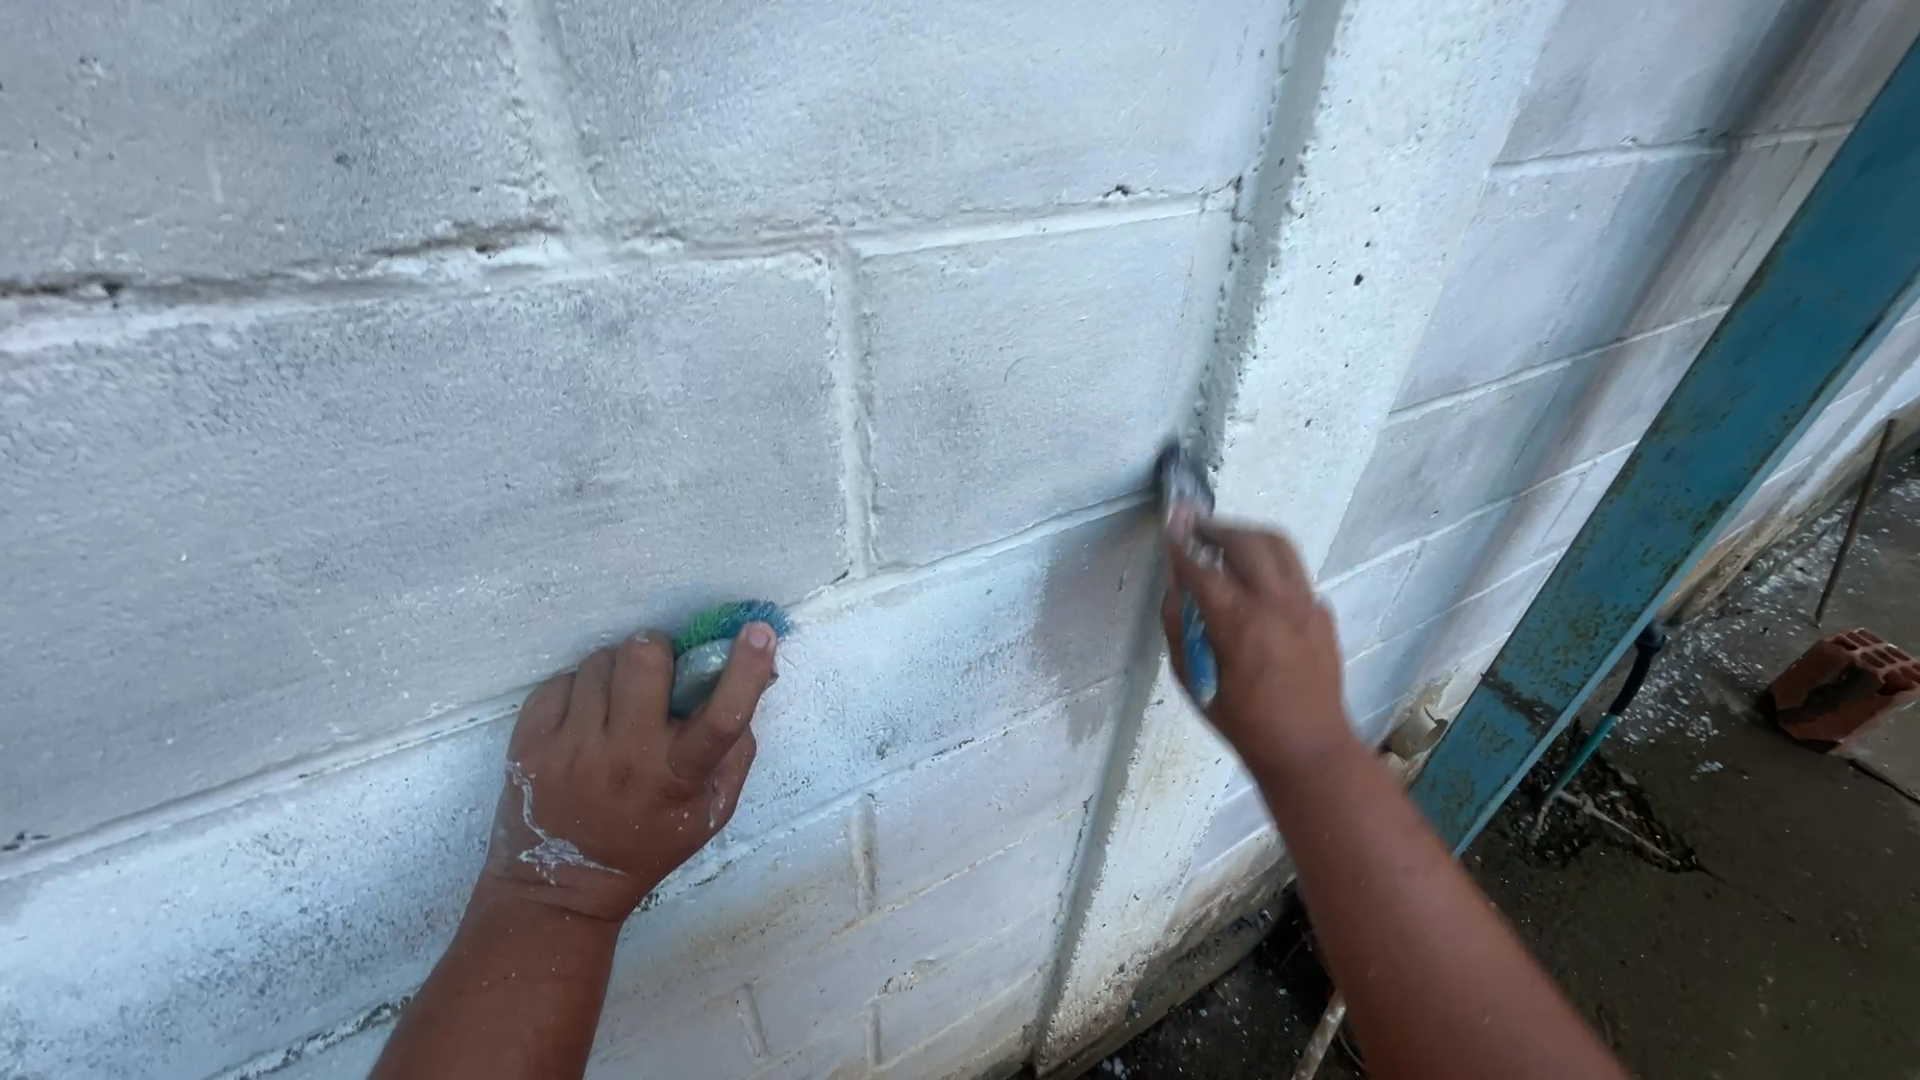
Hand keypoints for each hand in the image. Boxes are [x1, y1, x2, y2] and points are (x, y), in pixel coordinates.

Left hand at [477, 624, 778, 921]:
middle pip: (644, 659)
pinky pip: (561, 680)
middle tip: (658, 672)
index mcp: (678, 775)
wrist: (557, 888)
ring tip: (617, 702)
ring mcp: (572, 748)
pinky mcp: (529, 743)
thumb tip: (751, 684)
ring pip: (601, 661)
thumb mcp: (711, 811)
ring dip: (617, 671)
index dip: (745, 670)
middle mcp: (625, 756)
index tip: (758, 632)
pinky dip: (579, 689)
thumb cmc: (649, 845)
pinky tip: (584, 718)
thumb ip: (736, 752)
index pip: (722, 717)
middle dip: (658, 651)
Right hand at [1161, 524, 1352, 778]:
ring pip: (1278, 546)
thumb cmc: (1242, 721)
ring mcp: (1306, 605)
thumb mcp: (1192, 680)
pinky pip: (1294, 574)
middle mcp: (1276, 605)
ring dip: (1247, 536)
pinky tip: (1255, 585)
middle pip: (1245, 542)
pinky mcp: (1322, 613)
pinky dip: (1270, 568)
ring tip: (1226, 541)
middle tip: (1195, 527)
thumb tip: (1175, 590)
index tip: (1170, 521)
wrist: (1308, 746)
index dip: (1181, 542)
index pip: (1201, 568)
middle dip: (1216, 528)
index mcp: (1238, 624)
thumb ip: (1177, 628)